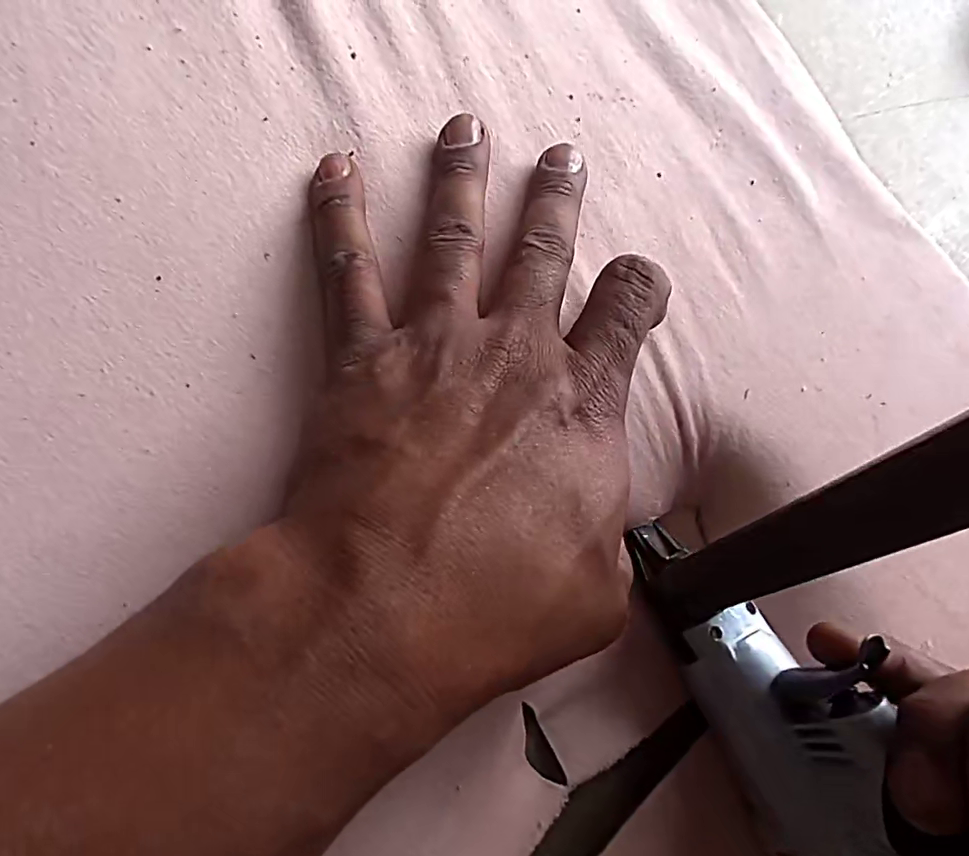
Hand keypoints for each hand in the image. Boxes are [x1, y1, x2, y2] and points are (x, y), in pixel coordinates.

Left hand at [279, 114, 670, 713]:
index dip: (636, 290)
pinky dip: (338, 216)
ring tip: (463, 130)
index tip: (632, 281)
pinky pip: (346, 269)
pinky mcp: (360, 363)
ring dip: (461, 176)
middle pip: (544, 253)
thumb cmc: (493, 611)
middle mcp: (514, 359)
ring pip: (455, 235)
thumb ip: (608, 549)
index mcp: (582, 409)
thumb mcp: (594, 595)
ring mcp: (435, 349)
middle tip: (560, 160)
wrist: (384, 609)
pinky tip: (333, 171)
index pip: (625, 316)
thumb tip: (605, 540)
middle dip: (557, 202)